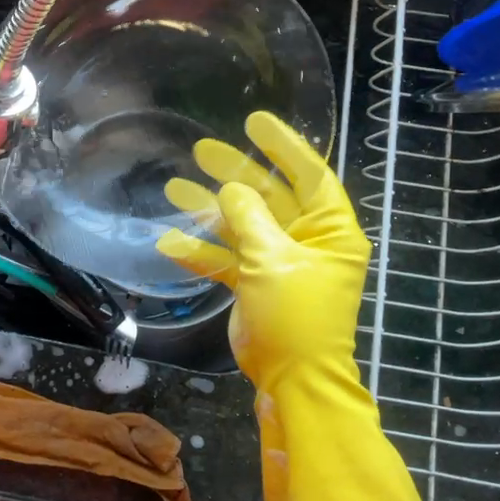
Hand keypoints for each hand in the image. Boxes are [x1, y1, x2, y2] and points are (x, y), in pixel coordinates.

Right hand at [155, 112, 457, 500]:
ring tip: (174, 186)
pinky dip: (201, 252)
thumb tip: (231, 189)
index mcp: (329, 231)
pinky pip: (226, 259)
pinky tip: (170, 243)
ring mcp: (278, 263)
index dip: (282, 146)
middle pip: (269, 196)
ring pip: (241, 225)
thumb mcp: (272, 262)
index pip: (309, 175)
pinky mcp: (254, 284)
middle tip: (203, 149)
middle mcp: (307, 241)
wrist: (292, 379)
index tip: (254, 120)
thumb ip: (249, 220)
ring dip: (210, 209)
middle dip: (236, 174)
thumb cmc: (296, 317)